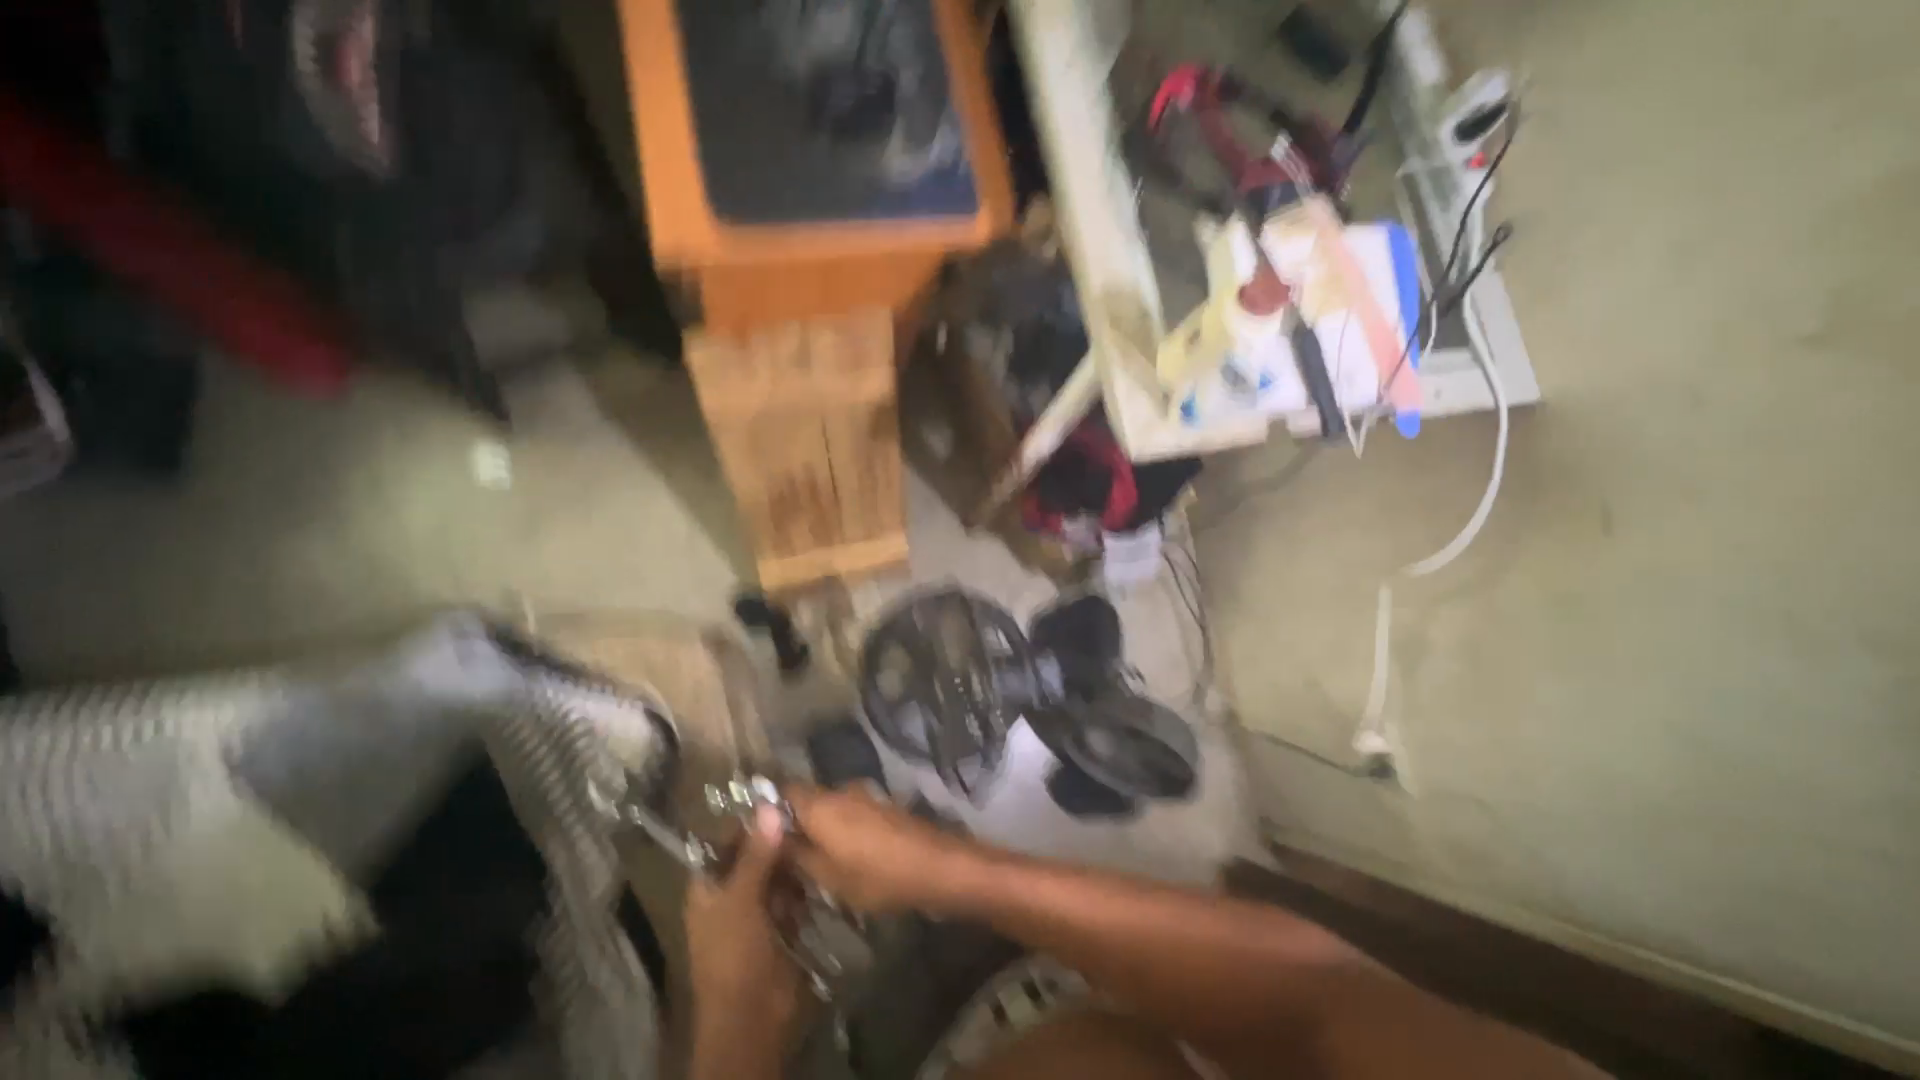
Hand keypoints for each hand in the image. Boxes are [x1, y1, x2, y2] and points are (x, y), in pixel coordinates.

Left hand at [684, 805, 802, 1079]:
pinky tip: (823, 870)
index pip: (724, 844)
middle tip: (807, 817)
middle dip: (776, 843)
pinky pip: (793, 900)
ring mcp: (756, 914)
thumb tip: (769, 807)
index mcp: (707, 887)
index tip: (778, 799)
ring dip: (793, 865)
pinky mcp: (781, 930)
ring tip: (819, 839)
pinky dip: (804, 889)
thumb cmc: (733, 953)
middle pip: (753, 859)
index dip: (747, 824)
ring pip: (776, 878)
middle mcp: (729, 896)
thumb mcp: (741, 898)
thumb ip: (756, 854)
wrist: (752, 1016)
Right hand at [785, 786, 978, 914]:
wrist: (937, 867)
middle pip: (808, 800)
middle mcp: (840, 791)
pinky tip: (847, 857)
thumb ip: (797, 854)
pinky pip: (852, 815)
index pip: (783, 791)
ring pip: (831, 809)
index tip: (762, 835)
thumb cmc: (877, 876)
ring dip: (823, 829)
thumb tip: (773, 839)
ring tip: (817, 861)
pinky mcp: (885, 808)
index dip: (769, 810)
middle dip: (797, 824)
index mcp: (820, 804)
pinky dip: (844, 831)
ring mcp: (866, 797)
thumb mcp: (828, 876)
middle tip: (788, 856)